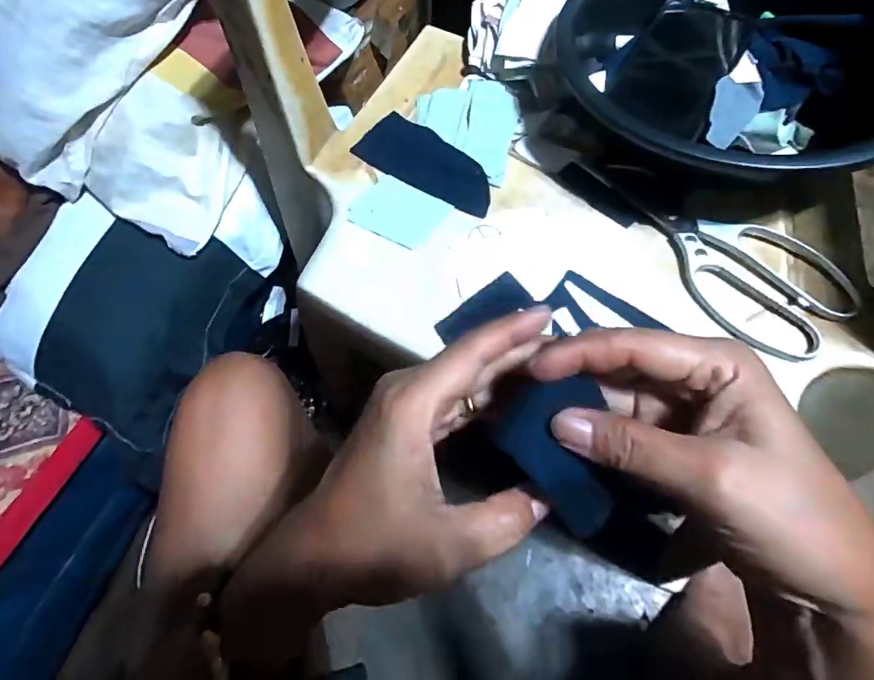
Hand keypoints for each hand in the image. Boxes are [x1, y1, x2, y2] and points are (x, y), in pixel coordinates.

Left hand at [218, 310, 553, 665]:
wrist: (307, 562)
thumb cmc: (372, 547)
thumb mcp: (447, 546)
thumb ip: (506, 519)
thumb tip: (550, 493)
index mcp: (414, 402)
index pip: (472, 353)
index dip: (513, 331)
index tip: (551, 310)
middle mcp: (408, 389)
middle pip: (472, 358)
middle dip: (518, 347)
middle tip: (567, 343)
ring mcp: (404, 403)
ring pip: (464, 375)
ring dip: (505, 369)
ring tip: (552, 365)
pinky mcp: (404, 420)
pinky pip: (454, 396)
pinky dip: (487, 393)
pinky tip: (517, 399)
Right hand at [528, 329, 873, 678]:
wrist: (834, 593)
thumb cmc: (788, 515)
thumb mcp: (711, 477)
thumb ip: (633, 446)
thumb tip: (556, 420)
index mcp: (719, 362)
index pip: (638, 344)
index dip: (583, 351)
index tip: (532, 366)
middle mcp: (700, 377)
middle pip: (625, 369)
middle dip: (574, 379)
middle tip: (519, 390)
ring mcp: (689, 416)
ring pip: (621, 404)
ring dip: (580, 413)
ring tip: (528, 417)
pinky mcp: (679, 453)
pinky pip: (629, 439)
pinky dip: (598, 445)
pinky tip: (561, 448)